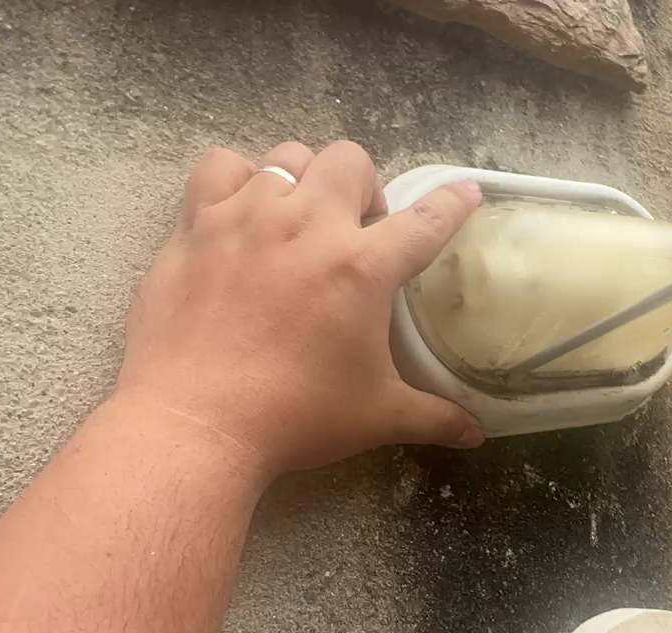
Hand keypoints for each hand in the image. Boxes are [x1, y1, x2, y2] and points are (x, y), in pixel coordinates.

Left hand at [116, 141, 483, 481]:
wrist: (199, 423)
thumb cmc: (298, 417)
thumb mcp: (379, 418)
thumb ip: (434, 418)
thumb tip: (476, 435)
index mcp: (362, 269)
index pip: (424, 221)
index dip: (452, 204)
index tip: (467, 191)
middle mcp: (307, 225)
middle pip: (350, 162)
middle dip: (365, 189)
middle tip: (358, 235)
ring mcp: (246, 217)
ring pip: (287, 157)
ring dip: (306, 183)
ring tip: (300, 223)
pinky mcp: (196, 225)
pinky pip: (222, 168)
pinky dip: (239, 180)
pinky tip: (243, 215)